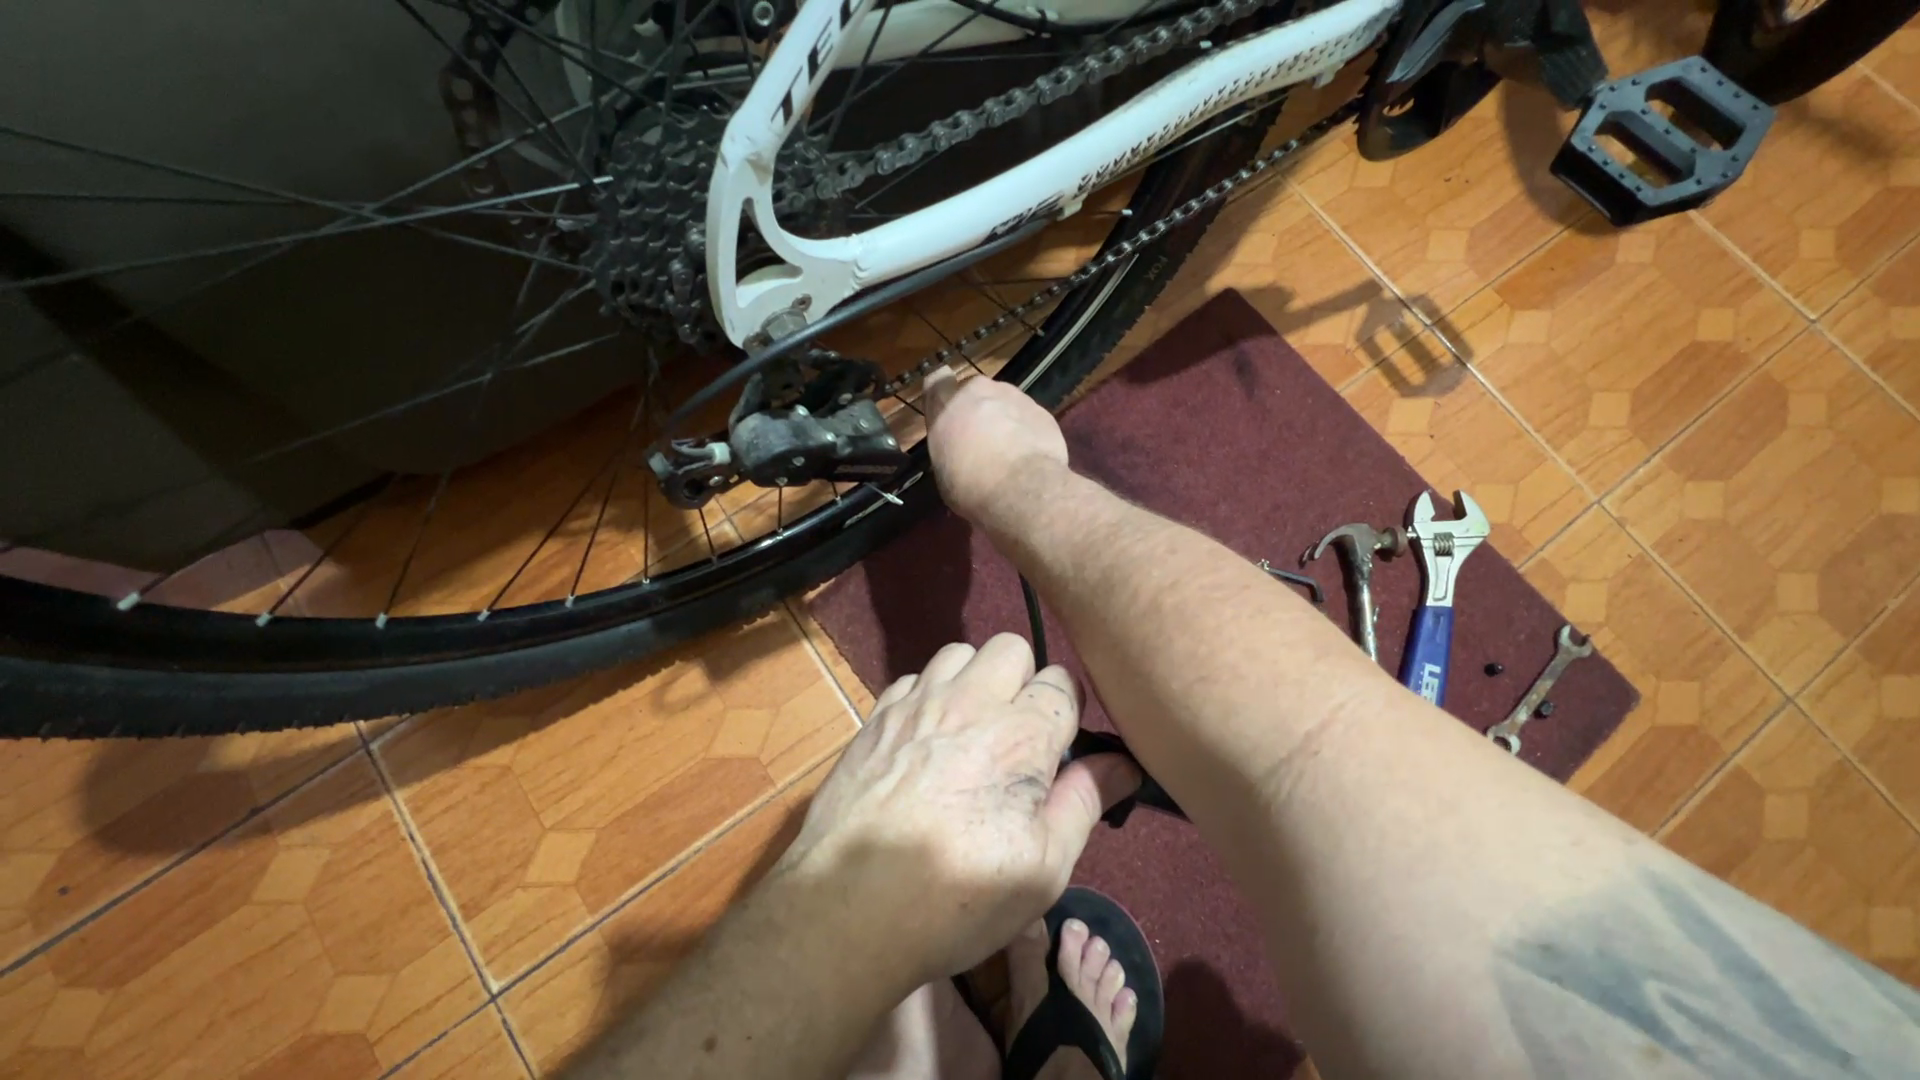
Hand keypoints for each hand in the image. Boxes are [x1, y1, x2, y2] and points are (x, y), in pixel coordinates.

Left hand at [776, 633, 1138, 983]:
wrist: (847, 909)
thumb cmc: (957, 898)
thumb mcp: (1043, 868)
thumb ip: (1084, 802)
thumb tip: (1124, 763)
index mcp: (1019, 736)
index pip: (1062, 683)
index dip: (1067, 713)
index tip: (1058, 750)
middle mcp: (967, 703)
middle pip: (1011, 648)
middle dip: (1023, 681)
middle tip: (1016, 735)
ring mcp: (914, 705)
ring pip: (958, 653)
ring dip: (974, 681)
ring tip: (970, 730)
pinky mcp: (874, 718)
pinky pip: (912, 679)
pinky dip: (928, 697)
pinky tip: (925, 741)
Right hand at [925, 367, 1069, 523]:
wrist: (1022, 491)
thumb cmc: (971, 487)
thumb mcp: (943, 470)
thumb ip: (950, 445)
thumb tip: (960, 447)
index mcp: (946, 405)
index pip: (937, 379)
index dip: (944, 393)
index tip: (949, 409)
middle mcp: (978, 391)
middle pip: (975, 390)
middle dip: (978, 408)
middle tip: (982, 437)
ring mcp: (1013, 396)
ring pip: (1005, 401)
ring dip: (1005, 418)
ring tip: (1010, 449)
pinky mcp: (1040, 409)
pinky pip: (1029, 416)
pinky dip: (1028, 430)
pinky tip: (1030, 454)